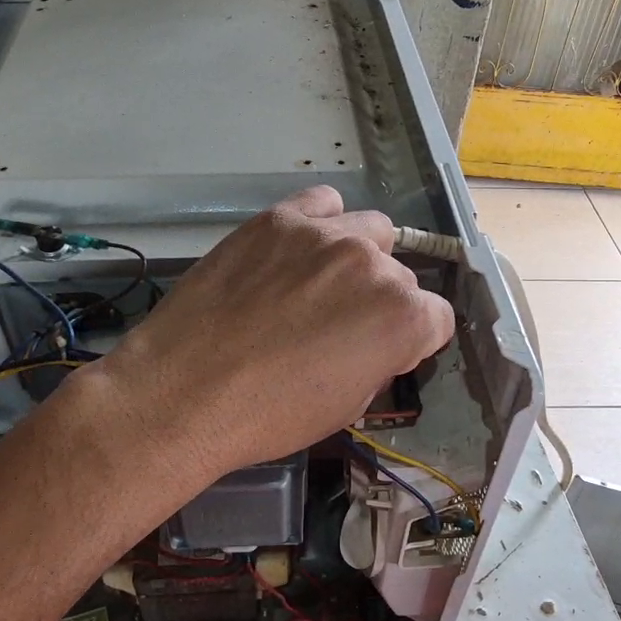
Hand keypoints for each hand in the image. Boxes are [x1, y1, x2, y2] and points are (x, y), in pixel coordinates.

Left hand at [93, 185, 454, 476]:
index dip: (412, 342)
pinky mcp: (278, 219)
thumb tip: (376, 343)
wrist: (183, 392)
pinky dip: (321, 222)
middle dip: (379, 303)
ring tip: (318, 285)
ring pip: (369, 230)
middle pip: (400, 275)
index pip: (436, 318)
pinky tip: (296, 251)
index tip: (382, 355)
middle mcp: (373, 266)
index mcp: (402, 319)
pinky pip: (322, 203)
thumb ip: (377, 363)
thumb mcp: (343, 408)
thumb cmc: (268, 416)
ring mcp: (324, 235)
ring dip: (357, 258)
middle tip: (336, 329)